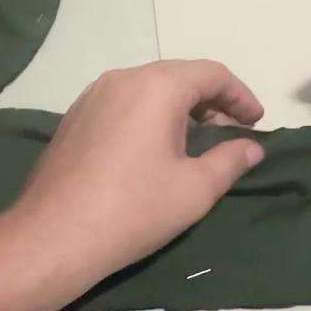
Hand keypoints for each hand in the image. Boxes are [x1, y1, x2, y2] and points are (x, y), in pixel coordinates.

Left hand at [9, 60, 266, 280]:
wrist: (53, 237)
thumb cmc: (133, 210)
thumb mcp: (194, 190)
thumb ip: (230, 161)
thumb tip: (251, 147)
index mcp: (157, 87)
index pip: (211, 74)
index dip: (241, 95)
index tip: (257, 122)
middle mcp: (123, 78)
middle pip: (179, 75)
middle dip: (212, 100)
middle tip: (232, 132)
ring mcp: (93, 96)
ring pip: (149, 87)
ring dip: (180, 107)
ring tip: (198, 140)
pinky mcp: (75, 117)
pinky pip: (124, 102)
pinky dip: (150, 114)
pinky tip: (156, 147)